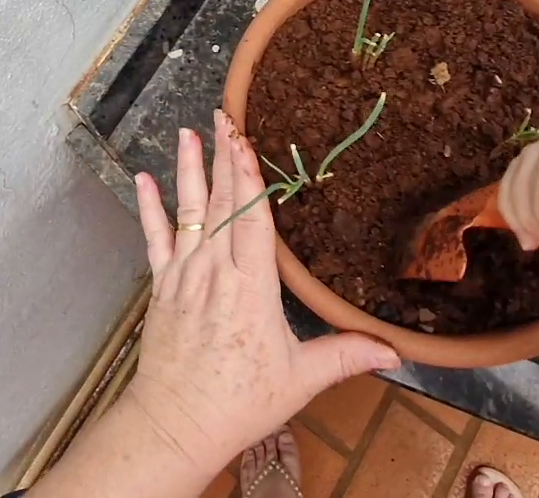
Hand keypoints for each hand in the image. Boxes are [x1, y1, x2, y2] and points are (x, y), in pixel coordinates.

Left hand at [123, 110, 400, 479]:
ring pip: (189, 211)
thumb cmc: (241, 401)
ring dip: (189, 169)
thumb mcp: (299, 379)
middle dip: (224, 156)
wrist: (178, 422)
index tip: (246, 138)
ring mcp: (184, 273)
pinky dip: (149, 207)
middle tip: (223, 116)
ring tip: (190, 132)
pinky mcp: (162, 284)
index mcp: (251, 286)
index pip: (251, 217)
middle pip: (222, 202)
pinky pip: (155, 238)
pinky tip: (144, 179)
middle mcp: (215, 269)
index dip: (248, 175)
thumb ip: (344, 355)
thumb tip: (395, 349)